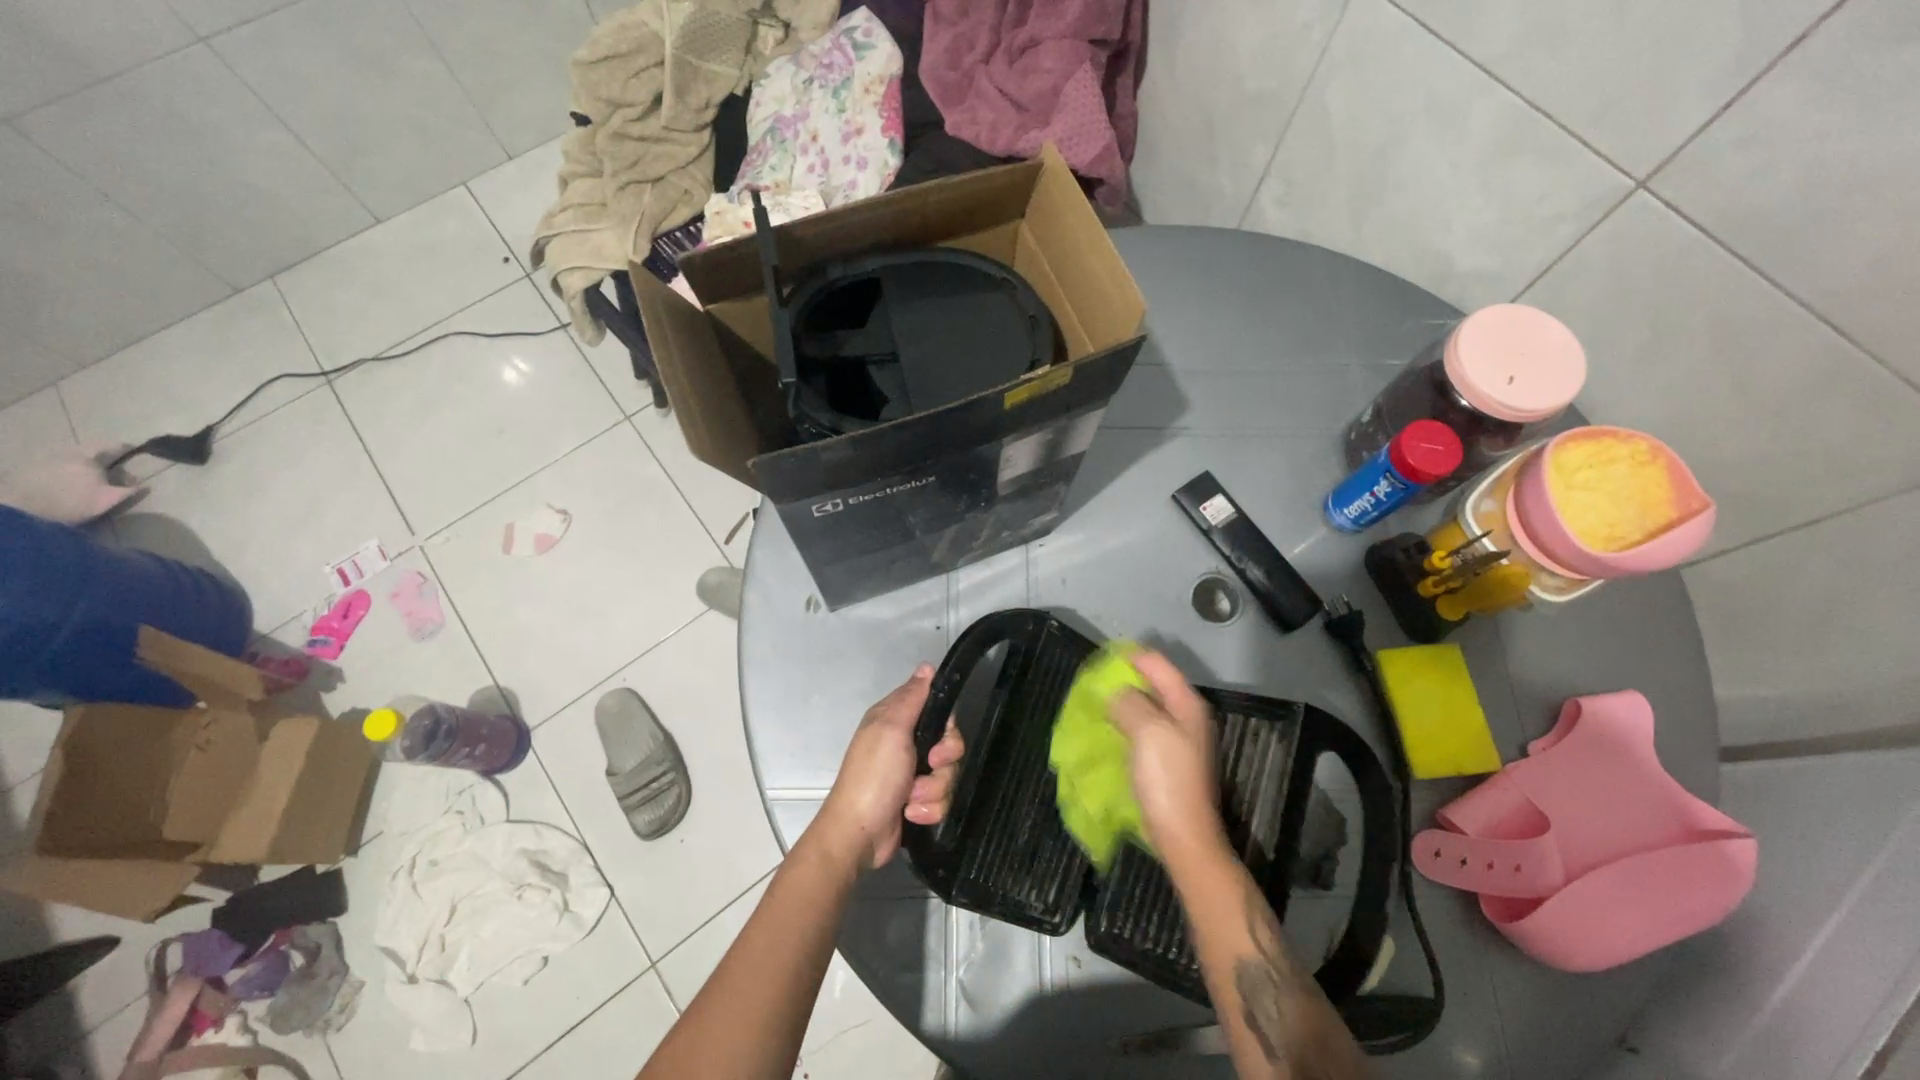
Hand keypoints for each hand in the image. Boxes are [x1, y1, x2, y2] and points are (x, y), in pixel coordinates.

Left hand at [812, 664, 965, 871]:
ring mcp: (912, 776)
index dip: (946, 725)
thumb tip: (926, 667)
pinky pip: (942, 801)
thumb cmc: (873, 776)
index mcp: (895, 721)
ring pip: (949, 776)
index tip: (941, 736)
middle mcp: (905, 745)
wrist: (860, 833)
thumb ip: (912, 698)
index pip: (937, 710)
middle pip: (950, 746)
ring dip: (934, 791)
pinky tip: (912, 814)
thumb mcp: (891, 729)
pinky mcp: (918, 802)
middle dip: (945, 762)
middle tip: (929, 766)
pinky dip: (929, 809)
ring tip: (912, 799)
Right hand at [1108, 651, 1230, 873]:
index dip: (1128, 656)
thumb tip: (1114, 693)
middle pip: (1152, 686)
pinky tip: (1105, 734)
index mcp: (1186, 704)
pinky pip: (1141, 734)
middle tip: (1089, 684)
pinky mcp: (1166, 763)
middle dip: (1122, 681)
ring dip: (1120, 706)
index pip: (1157, 664)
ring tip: (1092, 707)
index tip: (1097, 660)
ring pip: (1145, 710)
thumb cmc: (1167, 779)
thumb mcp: (1147, 731)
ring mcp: (1177, 741)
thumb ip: (1129, 702)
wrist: (1182, 835)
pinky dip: (1123, 728)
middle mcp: (1185, 717)